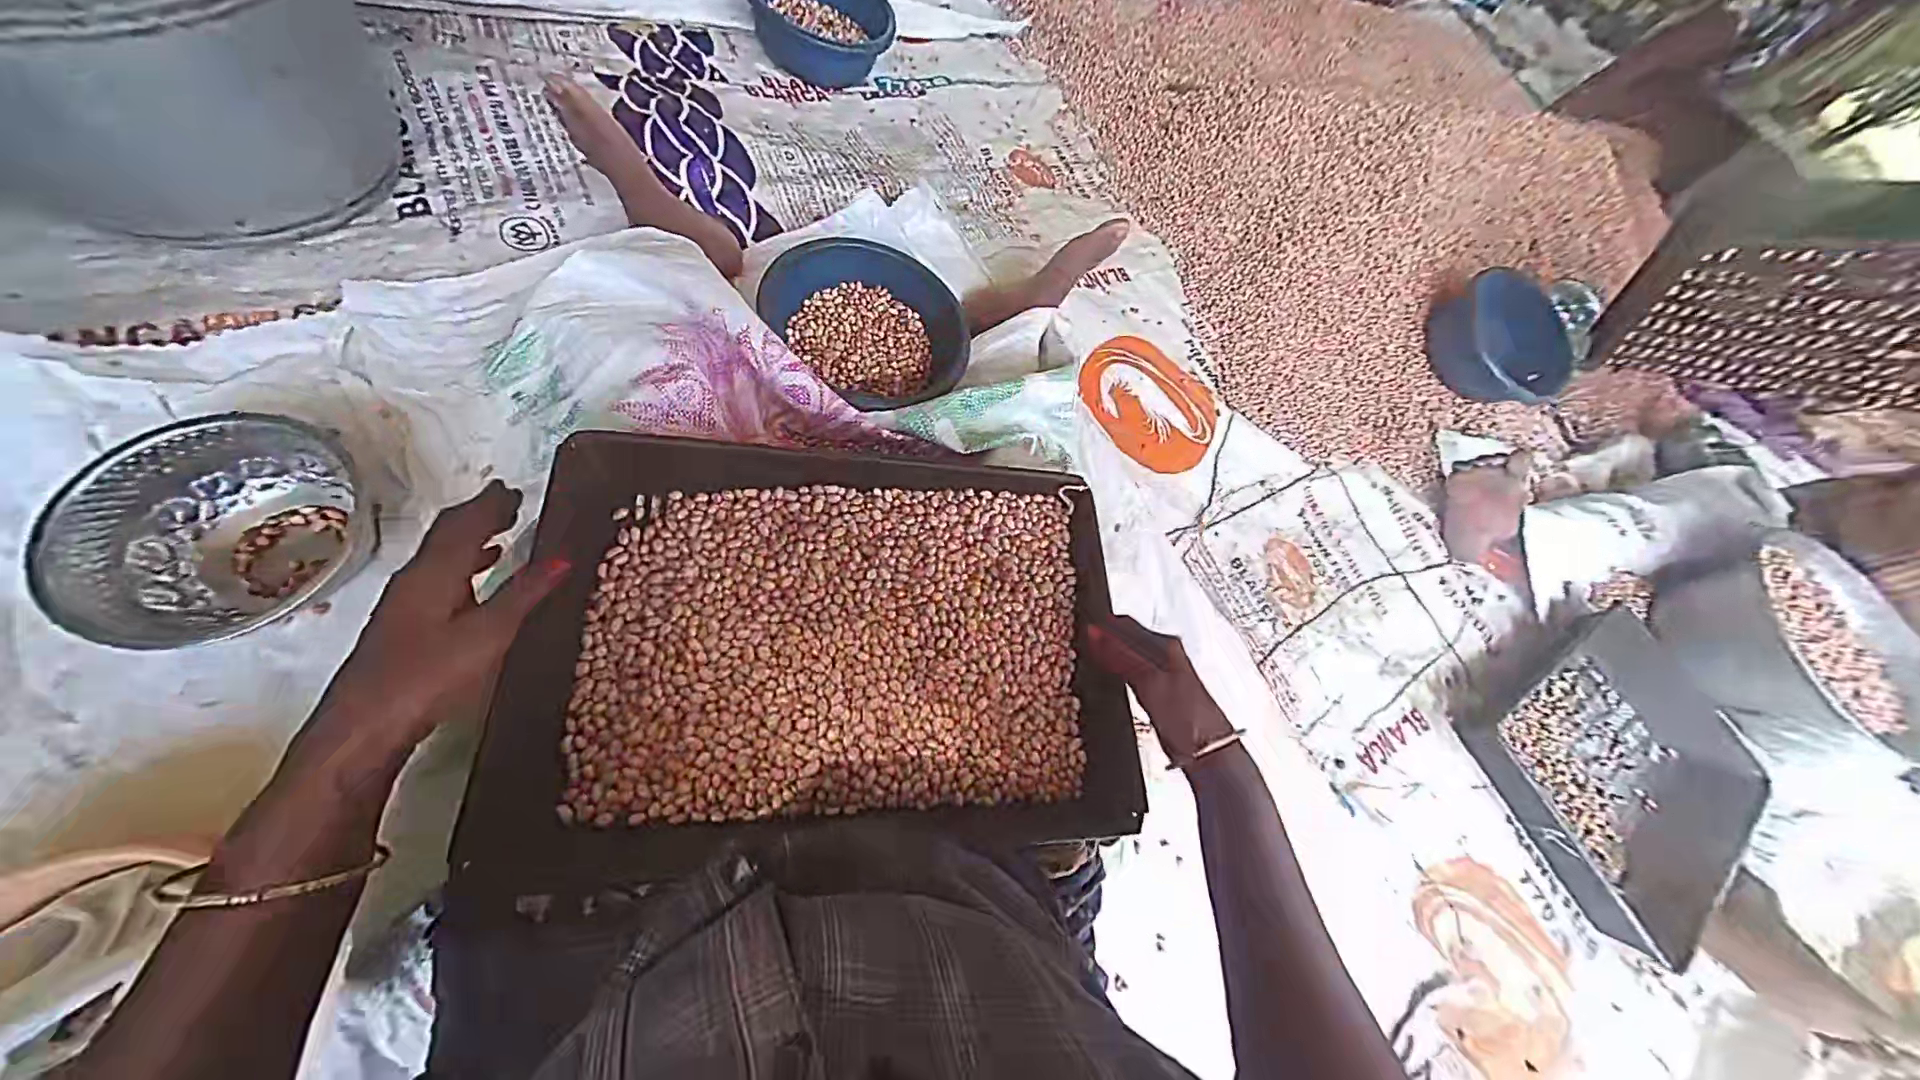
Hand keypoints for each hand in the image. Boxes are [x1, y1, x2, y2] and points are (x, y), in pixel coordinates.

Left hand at [293, 481, 570, 783]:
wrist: (363, 727)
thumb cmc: (427, 676)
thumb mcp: (488, 634)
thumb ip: (524, 593)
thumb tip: (563, 557)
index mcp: (434, 574)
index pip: (464, 526)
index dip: (490, 505)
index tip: (514, 490)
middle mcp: (415, 580)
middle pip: (446, 535)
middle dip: (478, 515)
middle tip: (509, 502)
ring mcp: (406, 603)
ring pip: (441, 556)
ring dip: (470, 539)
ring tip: (500, 533)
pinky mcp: (405, 625)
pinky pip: (439, 578)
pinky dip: (462, 566)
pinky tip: (476, 580)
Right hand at [1086, 615, 1234, 763]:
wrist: (1207, 751)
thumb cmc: (1187, 716)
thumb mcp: (1147, 680)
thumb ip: (1120, 654)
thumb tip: (1095, 632)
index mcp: (1166, 645)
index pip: (1126, 624)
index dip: (1102, 624)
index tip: (1080, 626)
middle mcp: (1165, 655)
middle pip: (1127, 637)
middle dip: (1104, 637)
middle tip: (1080, 639)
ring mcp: (1161, 673)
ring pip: (1128, 654)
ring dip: (1109, 654)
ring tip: (1088, 655)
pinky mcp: (1157, 691)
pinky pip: (1130, 671)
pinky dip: (1116, 670)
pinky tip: (1108, 675)